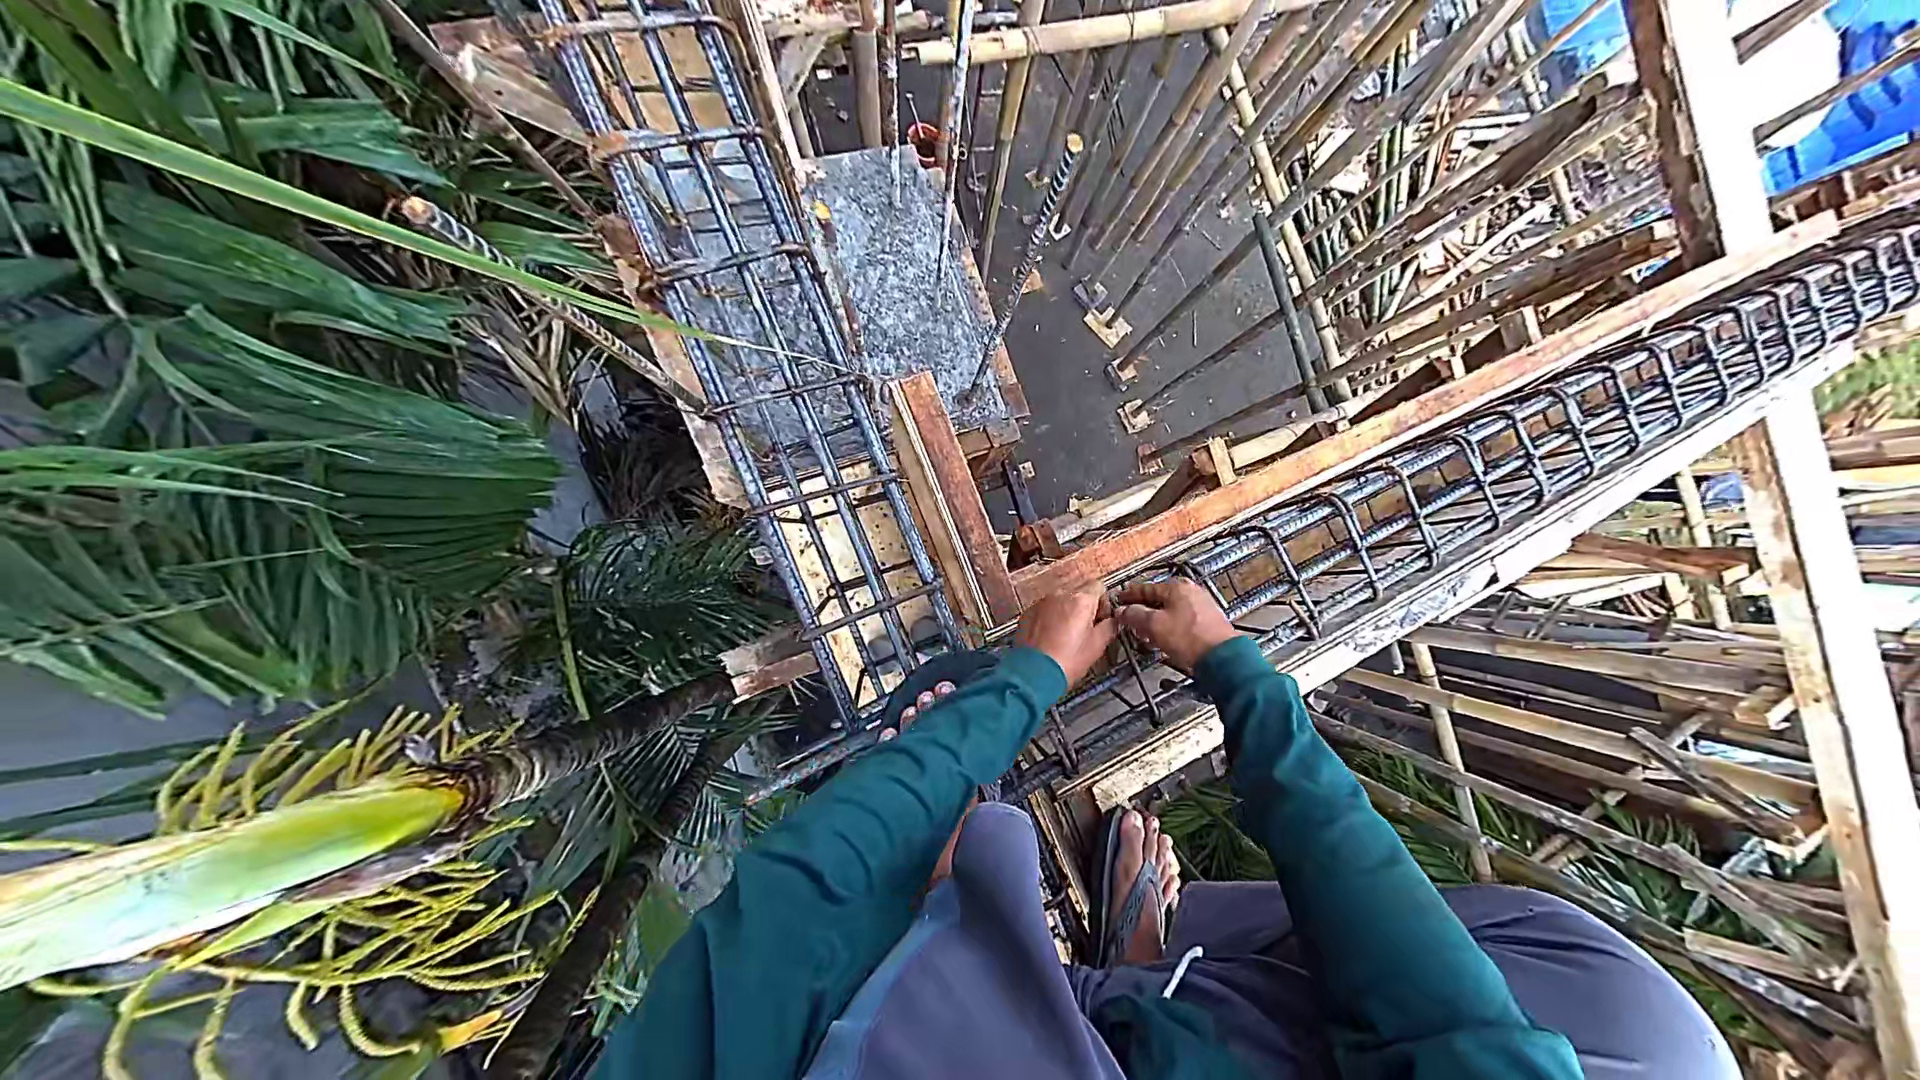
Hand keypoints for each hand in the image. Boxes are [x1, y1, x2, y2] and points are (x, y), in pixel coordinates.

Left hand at [1014, 583, 1117, 685]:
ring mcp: (1042, 603)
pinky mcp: (1028, 613)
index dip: (1103, 604)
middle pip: (1079, 595)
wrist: (1033, 673)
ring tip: (1065, 639)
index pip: (1099, 587)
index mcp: (1081, 601)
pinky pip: (1045, 610)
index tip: (1101, 619)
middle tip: (1084, 633)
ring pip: (1061, 603)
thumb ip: (1109, 627)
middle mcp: (1060, 595)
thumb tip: (1113, 622)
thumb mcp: (1097, 646)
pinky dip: (1049, 620)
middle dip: (1083, 610)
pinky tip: (1050, 639)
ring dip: (1065, 614)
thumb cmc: (1065, 661)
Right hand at [1113, 579, 1237, 673]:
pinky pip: (1180, 622)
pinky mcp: (1206, 623)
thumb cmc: (1192, 639)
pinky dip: (1168, 628)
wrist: (1221, 658)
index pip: (1145, 588)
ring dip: (1154, 622)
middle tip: (1129, 620)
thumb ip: (1134, 615)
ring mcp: (1200, 607)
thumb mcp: (1154, 625)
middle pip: (1158, 600)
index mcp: (1177, 587)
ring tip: (1144, 634)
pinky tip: (1162, 640)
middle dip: (1141, 611)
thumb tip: (1123, 611)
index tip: (1119, 602)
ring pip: (1169, 611)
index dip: (1128, 597)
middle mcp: (1191, 593)